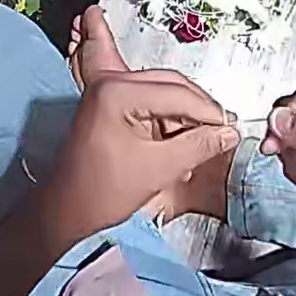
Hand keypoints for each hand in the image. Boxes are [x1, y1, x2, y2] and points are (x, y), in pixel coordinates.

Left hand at [42, 67, 239, 243]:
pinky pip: (152, 102)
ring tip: (204, 142)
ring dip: (186, 115)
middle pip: (171, 85)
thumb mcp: (158, 169)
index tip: (231, 130)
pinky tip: (184, 142)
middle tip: (223, 132)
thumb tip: (230, 133)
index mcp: (116, 91)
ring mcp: (110, 90)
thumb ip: (198, 146)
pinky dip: (170, 120)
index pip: (176, 93)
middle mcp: (112, 82)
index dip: (209, 112)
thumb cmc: (102, 193)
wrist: (64, 213)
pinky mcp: (112, 103)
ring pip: (164, 92)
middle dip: (199, 110)